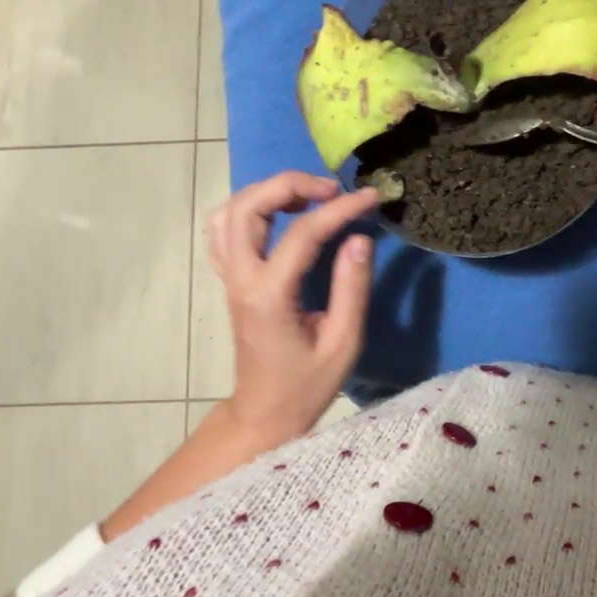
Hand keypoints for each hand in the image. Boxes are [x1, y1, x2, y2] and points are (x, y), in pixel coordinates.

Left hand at [207, 172, 379, 447]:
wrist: (266, 411)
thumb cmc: (308, 384)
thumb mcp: (343, 343)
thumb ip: (351, 289)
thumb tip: (359, 239)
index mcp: (270, 296)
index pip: (303, 234)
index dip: (339, 210)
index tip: (371, 198)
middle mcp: (241, 279)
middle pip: (248, 207)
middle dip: (290, 185)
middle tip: (332, 190)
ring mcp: (230, 278)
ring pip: (230, 212)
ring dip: (267, 193)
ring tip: (309, 196)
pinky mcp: (231, 281)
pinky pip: (225, 230)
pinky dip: (251, 210)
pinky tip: (281, 214)